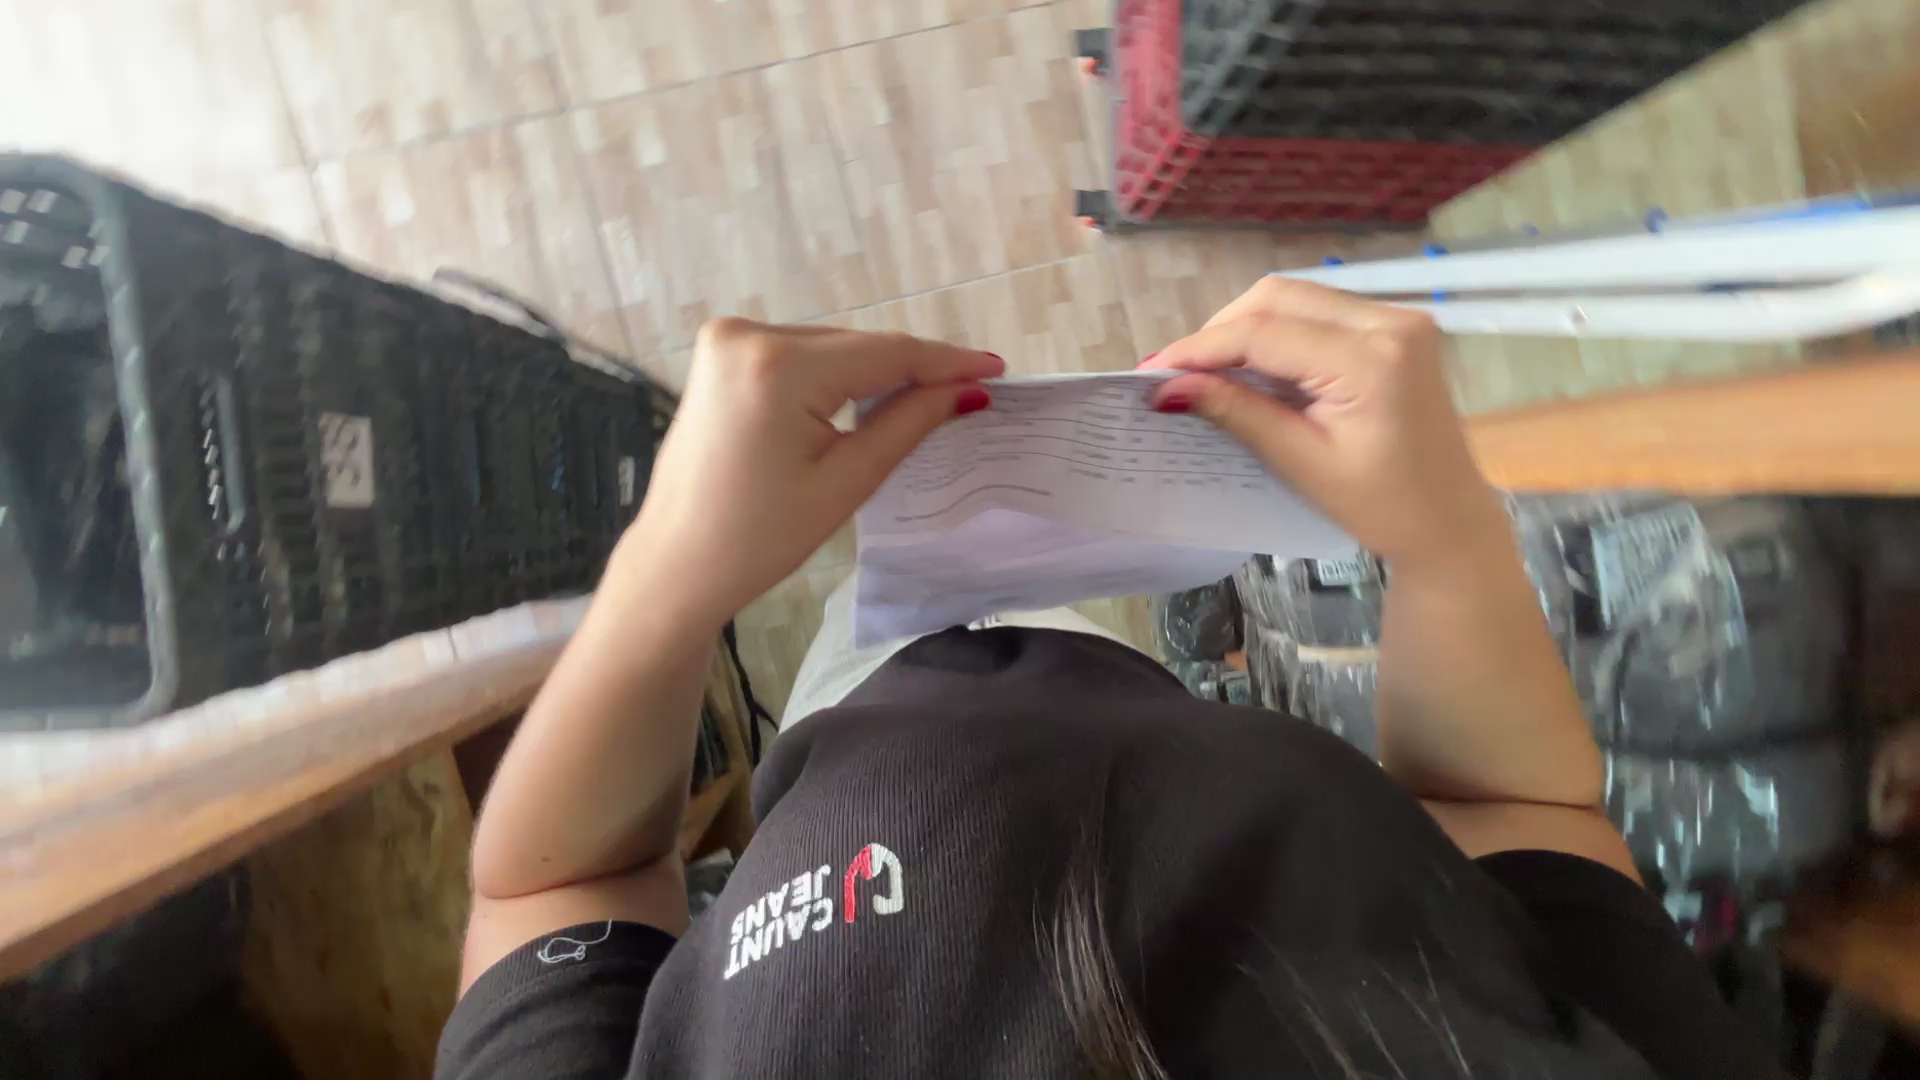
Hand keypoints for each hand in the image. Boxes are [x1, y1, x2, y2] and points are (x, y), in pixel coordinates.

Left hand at [621, 318, 1002, 624]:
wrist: (678, 563)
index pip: (884, 353)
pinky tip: (865, 397)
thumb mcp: (846, 481)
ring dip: (875, 372)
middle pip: (857, 346)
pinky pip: (801, 356)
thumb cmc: (761, 538)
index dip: (945, 361)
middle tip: (968, 392)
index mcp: (776, 365)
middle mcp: (746, 333)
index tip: (996, 367)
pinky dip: (837, 375)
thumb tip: (969, 391)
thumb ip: (909, 423)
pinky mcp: (720, 356)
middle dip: (911, 369)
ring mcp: (726, 340)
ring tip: (926, 398)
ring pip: (831, 348)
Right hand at [1139, 278, 1506, 572]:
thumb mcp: (1299, 462)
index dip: (1199, 350)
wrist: (1448, 519)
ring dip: (1243, 329)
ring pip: (1294, 298)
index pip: (1262, 333)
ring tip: (1206, 373)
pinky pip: (1315, 313)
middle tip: (1177, 374)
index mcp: (1370, 358)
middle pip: (1276, 298)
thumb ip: (1236, 413)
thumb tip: (1167, 388)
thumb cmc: (1378, 504)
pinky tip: (1250, 367)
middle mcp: (1388, 320)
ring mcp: (1395, 319)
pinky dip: (1273, 333)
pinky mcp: (1392, 328)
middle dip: (1218, 332)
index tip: (1150, 372)